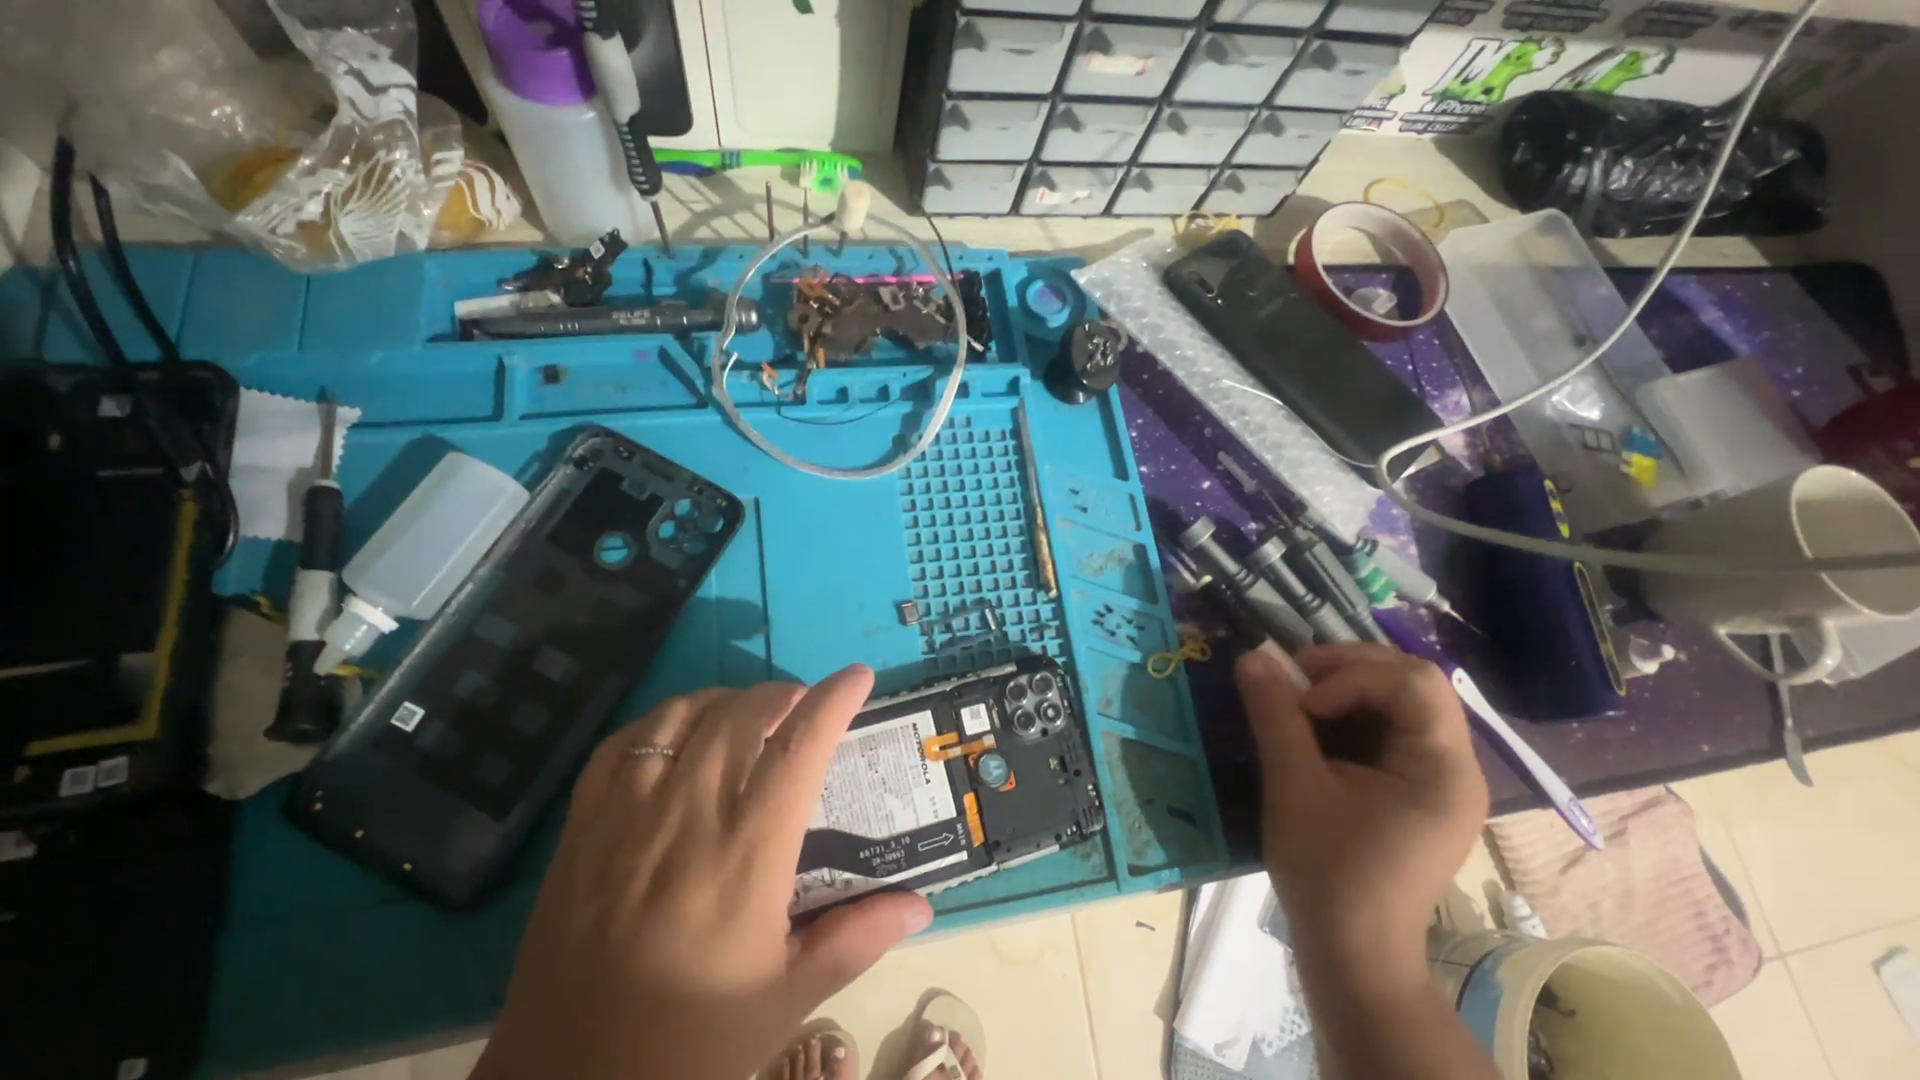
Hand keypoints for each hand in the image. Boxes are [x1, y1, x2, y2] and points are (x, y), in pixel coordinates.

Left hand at [474, 667, 932, 1079]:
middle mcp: (688, 815)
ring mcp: (626, 814)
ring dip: (725, 701)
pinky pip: (622, 743)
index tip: (857, 676)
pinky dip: (660, 721)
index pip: (799, 748)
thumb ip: (856, 940)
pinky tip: (676, 737)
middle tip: (804, 707)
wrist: (569, 1075)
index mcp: (747, 855)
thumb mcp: (786, 997)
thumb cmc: (689, 1039)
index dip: (833, 700)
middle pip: (741, 715)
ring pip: (681, 717)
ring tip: (747, 716)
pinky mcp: (581, 825)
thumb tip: (921, 906)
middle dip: (782, 694)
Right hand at [1236, 643, 1486, 988]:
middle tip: (1294, 677)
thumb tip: (1252, 656)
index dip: (1351, 674)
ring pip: (1402, 705)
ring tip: (1298, 699)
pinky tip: (1314, 729)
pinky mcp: (1420, 794)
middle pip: (1414, 685)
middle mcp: (1457, 767)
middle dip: (1349, 670)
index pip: (1413, 682)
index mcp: (1443, 767)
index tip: (1299, 701)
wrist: (1354, 954)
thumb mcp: (1294, 788)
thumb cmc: (1328, 873)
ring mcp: (1442, 782)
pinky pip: (1392, 733)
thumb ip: (1275, 717)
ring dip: (1348, 690)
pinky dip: (1352, 717)